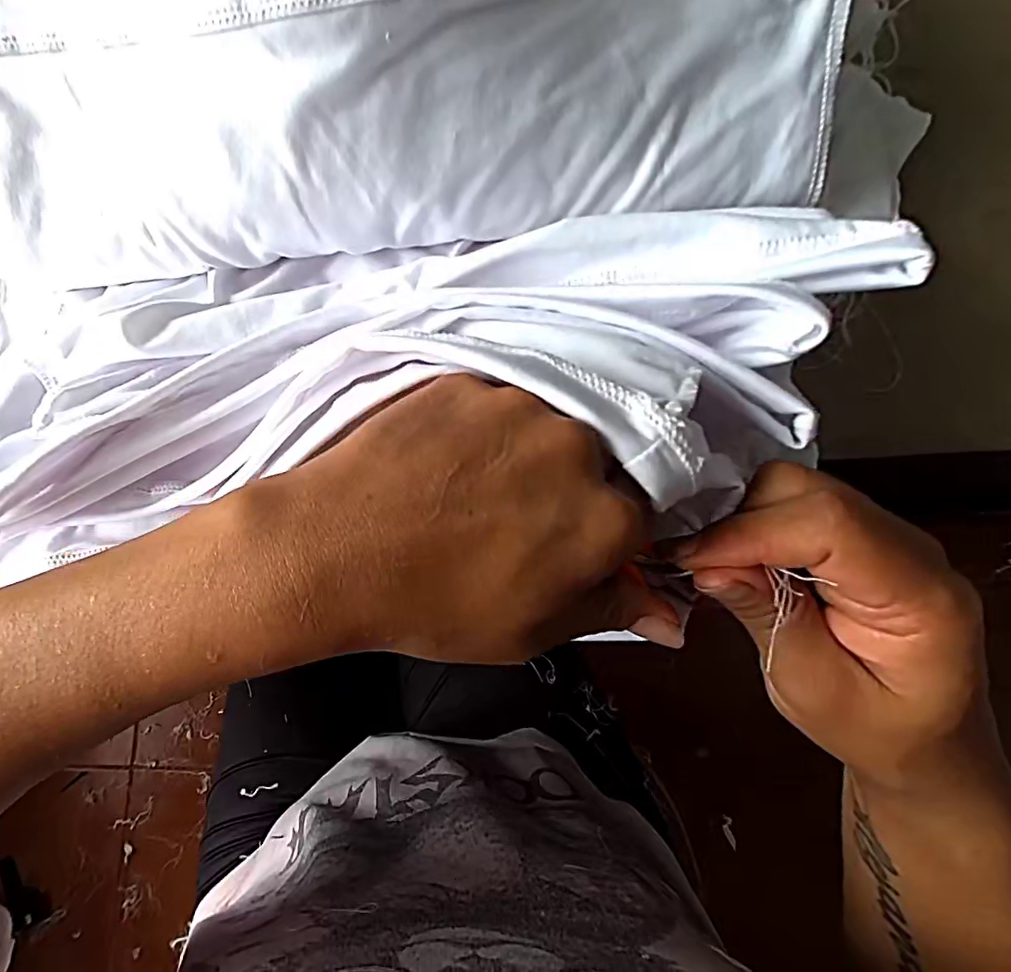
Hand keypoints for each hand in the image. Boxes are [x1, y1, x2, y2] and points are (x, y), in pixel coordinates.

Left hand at [247, 374, 678, 663]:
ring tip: (472, 484)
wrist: (335, 550)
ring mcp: (523, 405)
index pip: (636, 515)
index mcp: (606, 517)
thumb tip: (675, 624)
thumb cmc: (437, 605)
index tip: (563, 540)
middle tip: (512, 513)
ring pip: (548, 427)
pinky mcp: (474, 380)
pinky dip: (482, 428)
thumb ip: (611, 611)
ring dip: (525, 452)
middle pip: (597, 463)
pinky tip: (446, 458)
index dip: (599, 531)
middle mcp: (580, 448)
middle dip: (568, 487)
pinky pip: (497, 403)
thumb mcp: (532, 630)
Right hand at [670, 461, 989, 784]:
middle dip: (740, 517)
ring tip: (716, 563)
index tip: (693, 556)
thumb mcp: (815, 694)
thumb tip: (711, 567)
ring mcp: (888, 534)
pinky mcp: (860, 533)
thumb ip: (769, 622)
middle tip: (696, 560)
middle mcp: (912, 548)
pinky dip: (757, 523)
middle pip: (810, 491)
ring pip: (798, 488)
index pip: (829, 524)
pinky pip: (799, 503)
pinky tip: (741, 558)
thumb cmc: (884, 731)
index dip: (749, 531)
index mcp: (921, 595)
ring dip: (744, 518)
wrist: (930, 740)